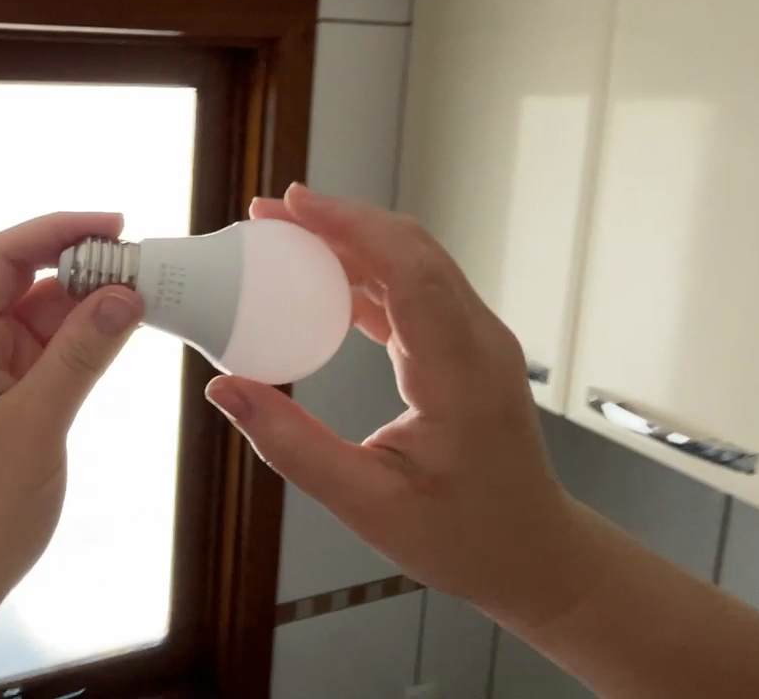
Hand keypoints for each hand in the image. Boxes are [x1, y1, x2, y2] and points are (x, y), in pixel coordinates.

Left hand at [0, 211, 146, 608]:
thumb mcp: (33, 425)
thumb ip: (80, 355)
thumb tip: (126, 294)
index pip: (3, 256)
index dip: (56, 229)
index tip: (114, 225)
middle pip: (28, 277)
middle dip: (83, 262)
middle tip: (143, 264)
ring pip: (47, 312)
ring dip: (92, 299)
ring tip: (145, 292)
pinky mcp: (15, 393)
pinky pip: (56, 348)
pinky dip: (90, 335)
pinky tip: (123, 328)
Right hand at [203, 185, 605, 627]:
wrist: (533, 554)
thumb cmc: (463, 537)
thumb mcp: (366, 505)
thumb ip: (291, 445)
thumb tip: (225, 388)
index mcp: (462, 375)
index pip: (410, 272)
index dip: (350, 227)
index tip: (294, 204)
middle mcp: (477, 341)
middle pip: (408, 248)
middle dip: (336, 218)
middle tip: (269, 211)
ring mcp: (473, 337)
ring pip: (408, 258)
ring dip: (346, 236)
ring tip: (282, 231)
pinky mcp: (459, 341)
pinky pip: (408, 285)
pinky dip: (359, 267)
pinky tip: (316, 273)